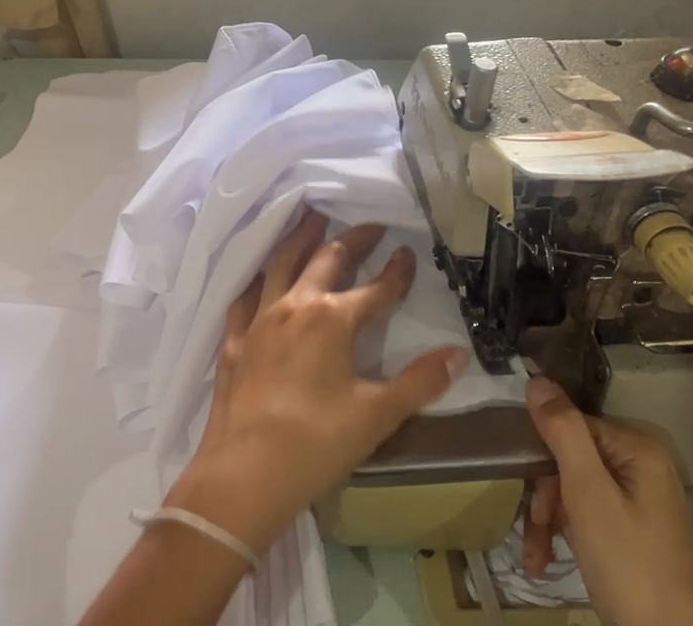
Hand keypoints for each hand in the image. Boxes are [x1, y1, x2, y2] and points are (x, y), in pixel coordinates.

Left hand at [163, 210, 470, 553]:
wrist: (244, 473)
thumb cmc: (316, 443)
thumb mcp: (377, 415)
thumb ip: (420, 382)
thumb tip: (459, 354)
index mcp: (333, 320)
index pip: (375, 289)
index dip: (397, 272)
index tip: (408, 253)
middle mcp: (294, 306)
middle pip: (325, 260)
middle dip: (351, 240)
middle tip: (368, 225)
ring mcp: (258, 320)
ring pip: (280, 263)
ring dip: (300, 238)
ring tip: (312, 219)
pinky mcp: (233, 340)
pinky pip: (245, 295)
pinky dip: (258, 278)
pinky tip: (262, 277)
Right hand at [522, 378, 692, 625]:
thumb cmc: (626, 561)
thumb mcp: (588, 493)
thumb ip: (563, 432)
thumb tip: (537, 380)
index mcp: (638, 449)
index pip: (573, 427)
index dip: (545, 457)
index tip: (527, 491)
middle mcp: (641, 466)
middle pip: (571, 460)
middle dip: (546, 498)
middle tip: (535, 532)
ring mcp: (637, 499)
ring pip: (573, 490)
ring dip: (548, 522)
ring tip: (536, 558)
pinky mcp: (630, 528)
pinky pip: (587, 514)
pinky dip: (565, 534)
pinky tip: (546, 560)